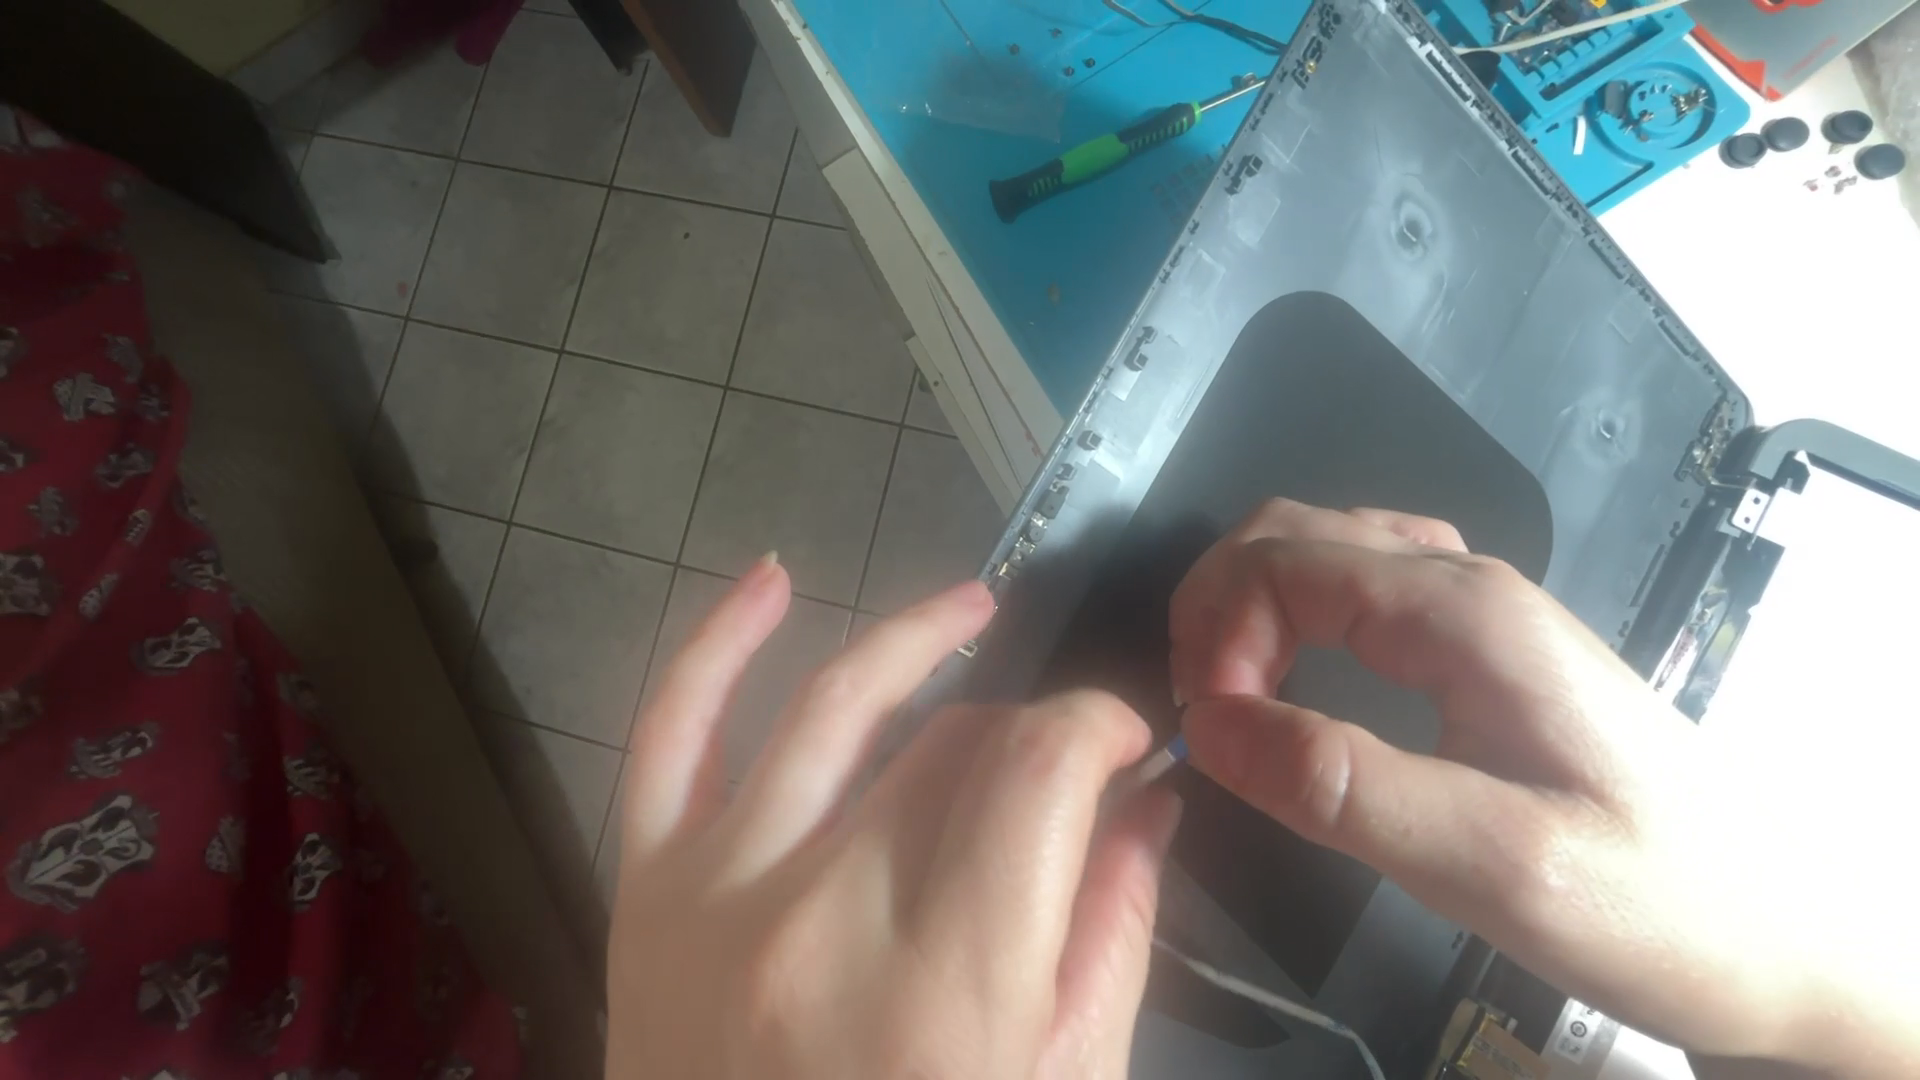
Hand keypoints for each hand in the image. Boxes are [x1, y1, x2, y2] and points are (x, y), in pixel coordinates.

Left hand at [605, 557, 1181, 1079]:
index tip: (1122, 741)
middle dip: (1027, 731)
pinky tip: (771, 579)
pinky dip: (719, 642)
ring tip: (970, 608)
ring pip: (839, 705)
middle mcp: (825, 918)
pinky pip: (673, 733)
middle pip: (953, 742)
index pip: (1040, 767)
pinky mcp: (647, 890)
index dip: (1098, 726)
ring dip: (916, 638)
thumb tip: (1146, 796)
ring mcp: (716, 892)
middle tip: (1052, 759)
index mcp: (948, 987)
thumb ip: (1114, 929)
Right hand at [1168, 500, 1915, 1079]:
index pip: (1282, 567)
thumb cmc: (1658, 905)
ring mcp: (1463, 597)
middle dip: (1211, 607)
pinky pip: (1341, 574)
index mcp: (1461, 611)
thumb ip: (1345, 788)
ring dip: (1239, 602)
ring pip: (1306, 542)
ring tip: (1226, 689)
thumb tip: (1208, 727)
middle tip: (1201, 706)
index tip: (1208, 731)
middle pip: (1282, 533)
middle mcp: (1457, 577)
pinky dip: (1281, 608)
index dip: (1216, 637)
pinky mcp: (1464, 630)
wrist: (1786, 936)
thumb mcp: (1500, 865)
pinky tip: (1286, 666)